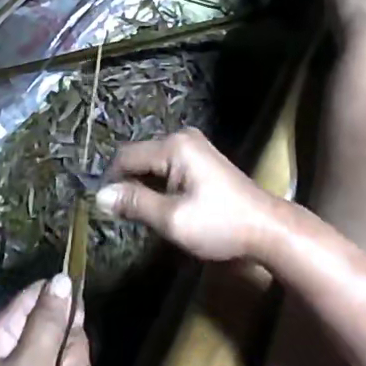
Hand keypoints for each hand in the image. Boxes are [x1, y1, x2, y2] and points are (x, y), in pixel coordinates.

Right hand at [94, 128, 283, 263]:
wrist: (265, 227)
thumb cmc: (220, 224)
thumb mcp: (172, 219)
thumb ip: (135, 204)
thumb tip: (99, 196)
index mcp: (174, 146)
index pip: (125, 157)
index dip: (111, 183)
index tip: (103, 211)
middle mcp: (182, 138)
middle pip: (139, 158)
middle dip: (128, 185)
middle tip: (123, 219)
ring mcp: (193, 147)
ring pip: (152, 164)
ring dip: (144, 188)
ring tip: (142, 217)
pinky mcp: (200, 159)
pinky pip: (167, 168)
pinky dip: (159, 186)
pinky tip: (162, 209)